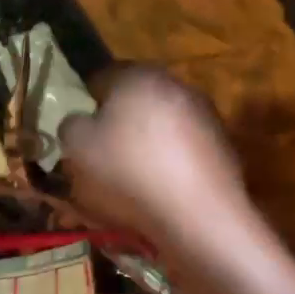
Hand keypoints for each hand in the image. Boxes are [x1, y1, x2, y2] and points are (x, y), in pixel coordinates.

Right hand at [58, 67, 248, 257]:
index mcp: (138, 76)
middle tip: (102, 156)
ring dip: (145, 145)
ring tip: (129, 181)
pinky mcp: (223, 148)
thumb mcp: (76, 147)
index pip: (102, 76)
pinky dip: (168, 165)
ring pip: (160, 127)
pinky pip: (182, 151)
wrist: (199, 217)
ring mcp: (205, 117)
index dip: (86, 101)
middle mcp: (176, 86)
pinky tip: (158, 193)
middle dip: (118, 124)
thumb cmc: (128, 172)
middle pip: (135, 101)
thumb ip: (71, 125)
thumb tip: (82, 122)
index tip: (81, 129)